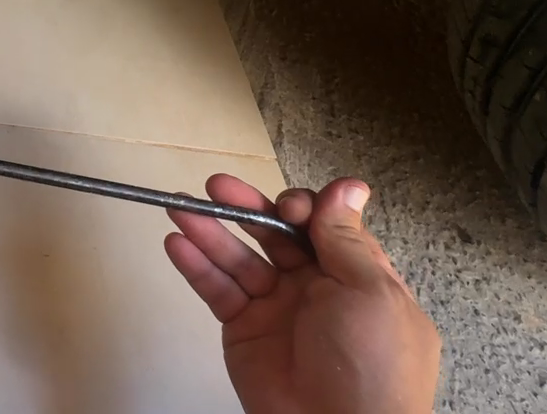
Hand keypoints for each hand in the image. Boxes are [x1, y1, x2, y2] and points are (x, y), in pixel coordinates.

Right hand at [164, 175, 440, 413]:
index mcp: (355, 280)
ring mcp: (275, 308)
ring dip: (208, 228)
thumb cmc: (369, 362)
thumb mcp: (370, 294)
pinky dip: (194, 265)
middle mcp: (315, 288)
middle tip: (216, 185)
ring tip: (178, 206)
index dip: (300, 209)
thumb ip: (346, 238)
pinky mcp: (242, 327)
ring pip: (237, 257)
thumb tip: (350, 184)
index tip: (287, 207)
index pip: (322, 227)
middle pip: (273, 234)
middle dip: (244, 207)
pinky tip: (176, 243)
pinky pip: (216, 288)